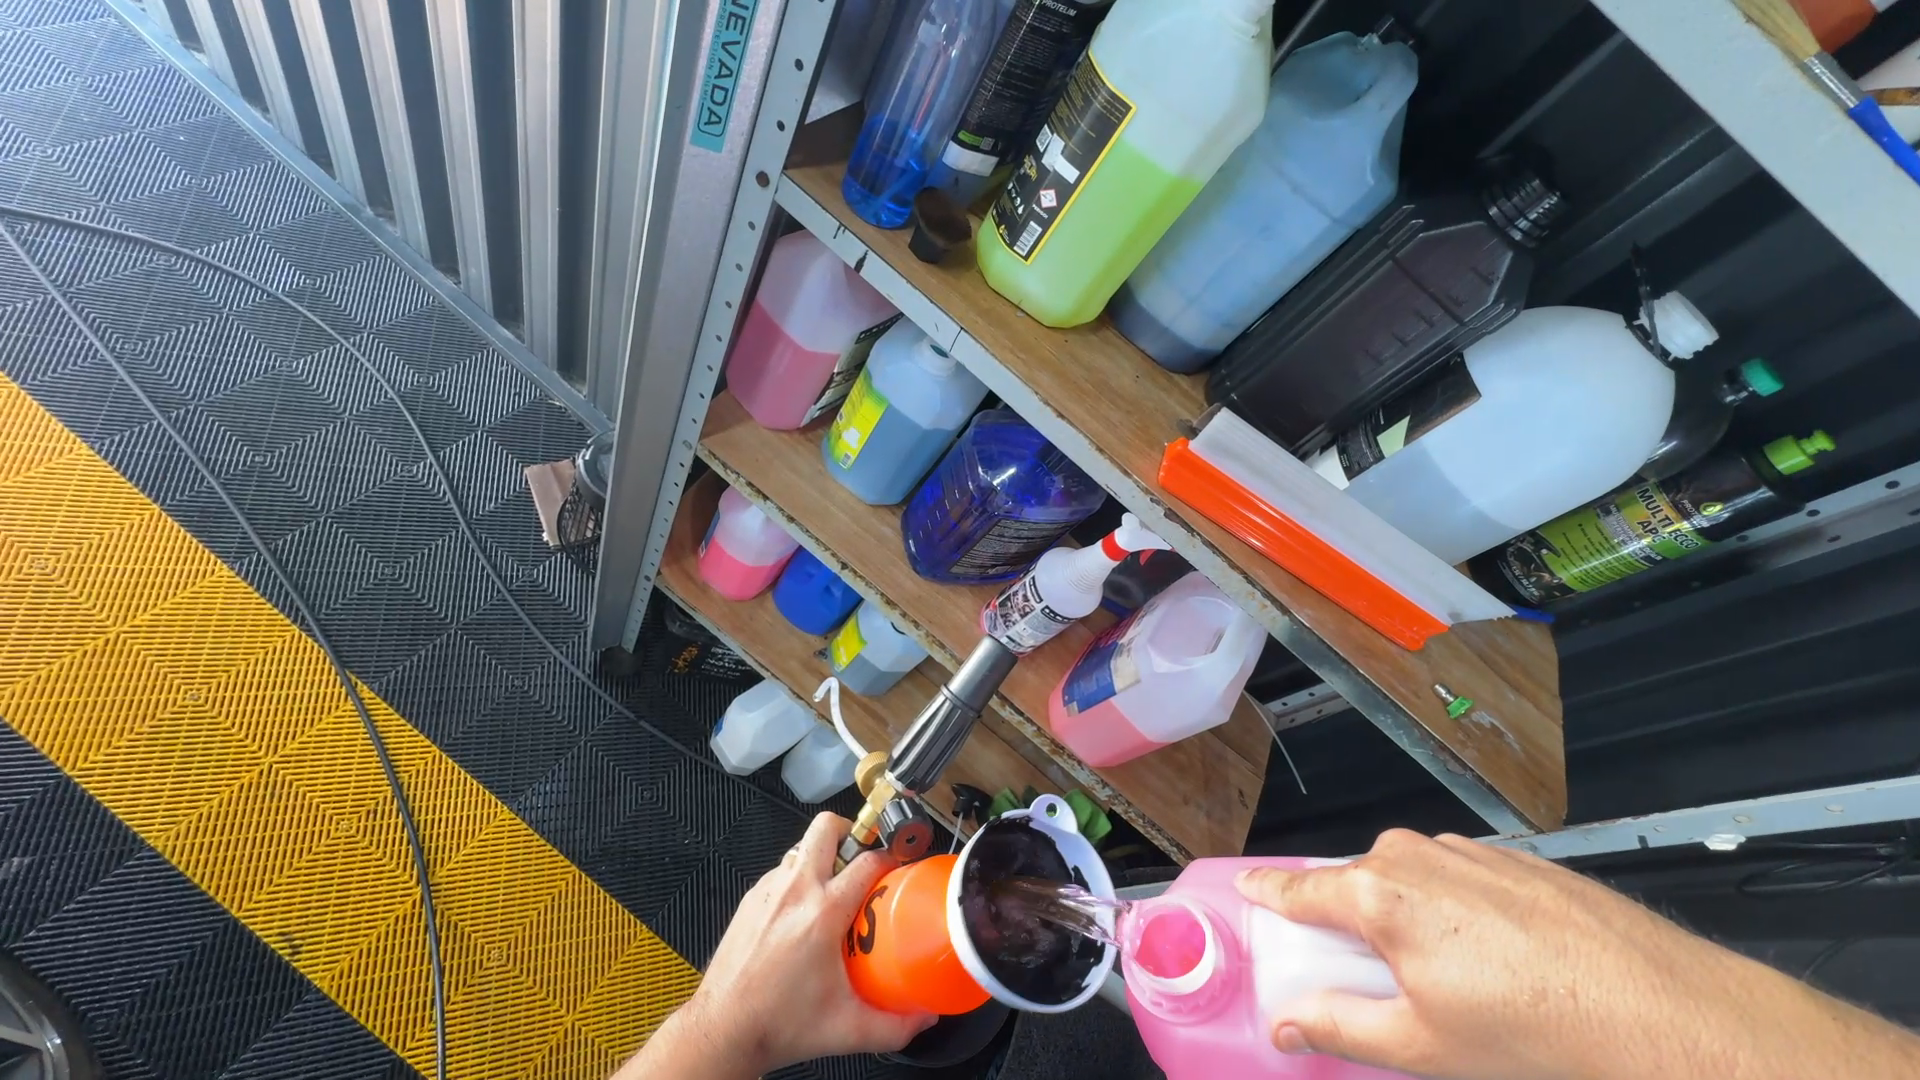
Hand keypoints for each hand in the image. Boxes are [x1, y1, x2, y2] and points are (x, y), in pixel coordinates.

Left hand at [615, 813, 934, 1078]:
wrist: (723, 1029)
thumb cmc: (777, 1024)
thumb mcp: (846, 1029)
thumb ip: (894, 1026)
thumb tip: (924, 1018)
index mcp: (823, 912)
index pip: (868, 861)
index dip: (889, 859)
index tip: (897, 868)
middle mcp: (795, 891)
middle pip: (827, 827)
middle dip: (850, 831)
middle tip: (861, 858)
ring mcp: (769, 890)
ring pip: (803, 848)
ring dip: (822, 858)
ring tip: (833, 890)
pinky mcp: (750, 899)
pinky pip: (782, 872)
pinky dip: (798, 880)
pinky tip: (802, 913)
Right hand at [1236, 830, 1919, 1079]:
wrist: (1662, 1011)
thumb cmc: (1531, 1033)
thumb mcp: (1422, 1047)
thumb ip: (1340, 1028)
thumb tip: (1283, 1026)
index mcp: (1375, 894)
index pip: (1297, 888)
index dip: (1266, 891)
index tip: (1245, 890)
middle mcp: (1408, 856)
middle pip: (1353, 880)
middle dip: (1348, 916)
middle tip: (1363, 963)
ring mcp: (1461, 849)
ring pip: (1405, 874)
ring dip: (1402, 908)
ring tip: (1442, 964)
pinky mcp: (1507, 855)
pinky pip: (1452, 871)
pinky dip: (1450, 901)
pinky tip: (1492, 949)